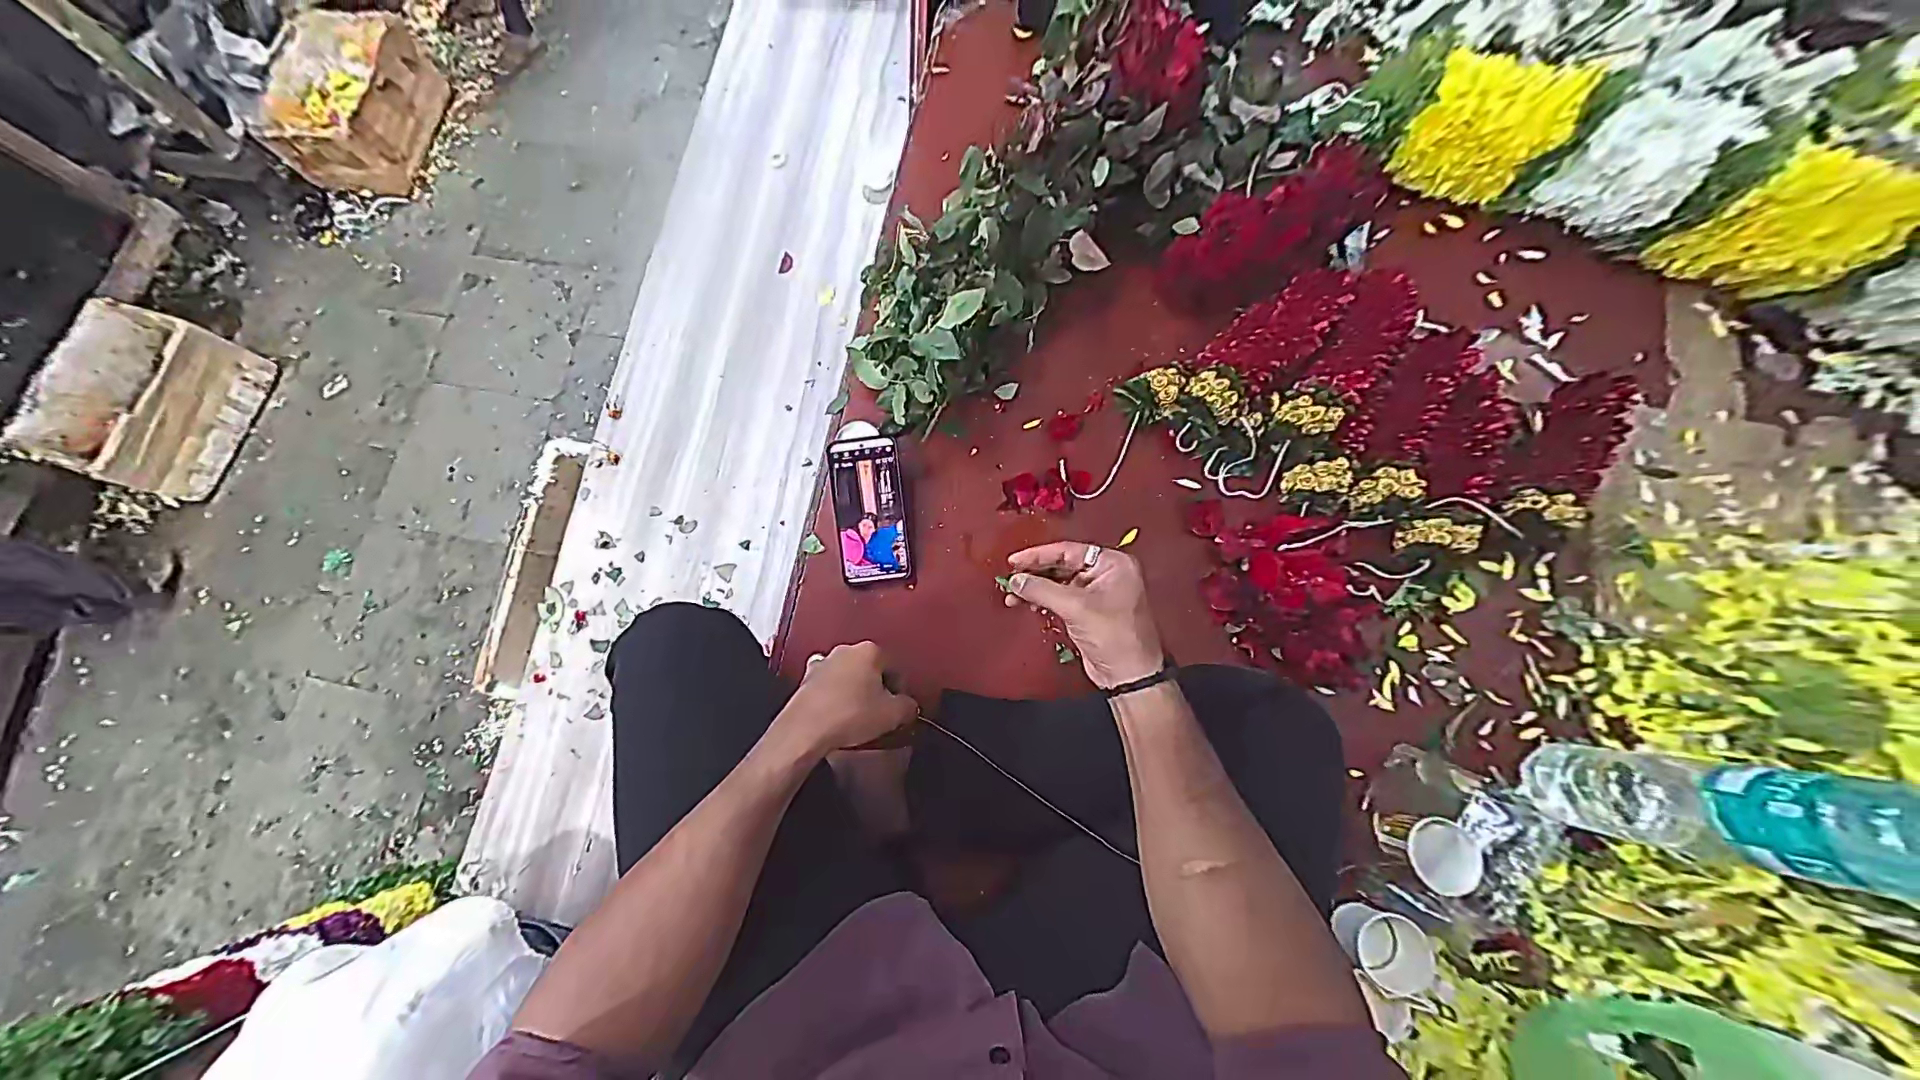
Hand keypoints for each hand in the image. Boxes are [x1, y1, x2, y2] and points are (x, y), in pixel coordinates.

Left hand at [771, 642, 917, 758]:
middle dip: (877, 688)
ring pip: (848, 676)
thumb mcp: (892, 714)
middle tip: (880, 713)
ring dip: (855, 691)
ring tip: (857, 717)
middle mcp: (845, 650)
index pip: (895, 667)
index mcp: (869, 651)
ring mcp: (823, 663)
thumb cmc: (850, 715)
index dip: (901, 690)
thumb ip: (908, 706)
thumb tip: (908, 706)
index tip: (899, 708)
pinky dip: (835, 697)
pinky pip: (829, 686)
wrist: (805, 730)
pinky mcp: (806, 680)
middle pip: (871, 669)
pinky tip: (838, 716)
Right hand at [1005, 542, 1164, 689]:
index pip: (1068, 551)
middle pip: (1061, 565)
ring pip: (1058, 582)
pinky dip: (1043, 599)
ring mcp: (1097, 593)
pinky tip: (1027, 602)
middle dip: (1034, 572)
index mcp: (1112, 564)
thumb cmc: (1119, 638)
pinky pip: (1060, 598)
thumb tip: (1018, 580)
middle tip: (1012, 577)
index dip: (1038, 555)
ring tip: (1013, 592)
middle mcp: (1106, 575)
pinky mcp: (1088, 611)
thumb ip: (1042, 589)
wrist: (1129, 674)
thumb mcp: (1076, 608)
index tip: (1016, 561)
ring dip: (1035, 588)